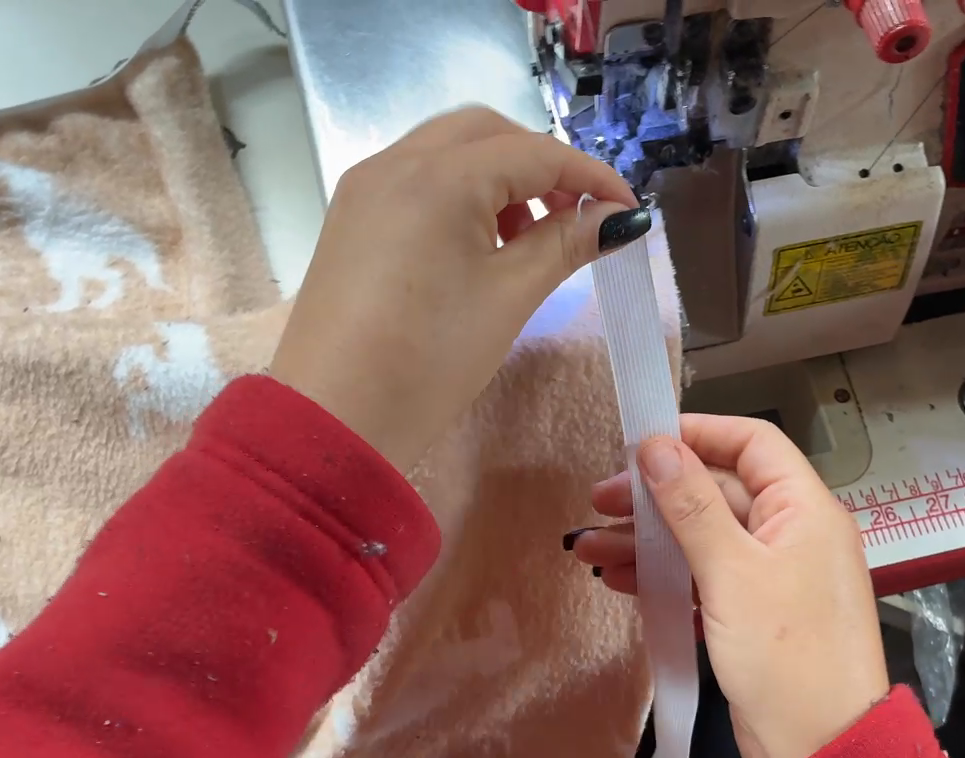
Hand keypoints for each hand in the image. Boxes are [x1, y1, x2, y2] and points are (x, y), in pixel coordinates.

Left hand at [270, 107, 646, 470]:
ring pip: (448, 153)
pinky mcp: (352, 219)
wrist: (336, 417)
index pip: (533, 153)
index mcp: (439, 176)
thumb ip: (566, 245)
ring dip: (501, 179)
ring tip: (529, 238)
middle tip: (578, 216)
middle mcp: (395, 162)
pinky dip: (462, 196)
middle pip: (486, 134)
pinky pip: (418, 183)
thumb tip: (619, 219)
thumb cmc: (431, 358)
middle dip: (542, 165)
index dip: (591, 176)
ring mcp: (365, 188)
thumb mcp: (510, 298)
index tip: (629, 212)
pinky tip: (480, 246)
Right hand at [572, 416, 889, 757]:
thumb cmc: (784, 650)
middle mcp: (790, 532)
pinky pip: (704, 577)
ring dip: (648, 541)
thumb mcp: (731, 572)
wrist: (820, 749)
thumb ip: (692, 506)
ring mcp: (771, 574)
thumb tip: (656, 446)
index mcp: (803, 508)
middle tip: (598, 501)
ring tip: (588, 547)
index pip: (751, 443)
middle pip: (717, 492)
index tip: (641, 442)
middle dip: (657, 496)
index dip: (698, 433)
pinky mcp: (752, 612)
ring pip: (703, 539)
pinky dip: (665, 576)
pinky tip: (617, 580)